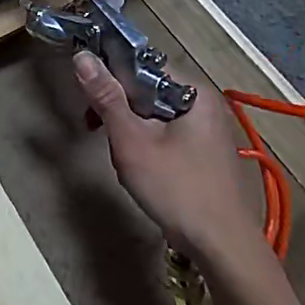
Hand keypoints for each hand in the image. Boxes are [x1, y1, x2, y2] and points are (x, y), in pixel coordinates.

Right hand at [72, 51, 263, 261]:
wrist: (222, 248)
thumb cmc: (176, 189)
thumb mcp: (132, 141)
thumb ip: (106, 97)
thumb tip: (82, 56)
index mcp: (193, 92)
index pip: (142, 64)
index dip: (110, 75)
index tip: (88, 95)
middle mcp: (204, 104)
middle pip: (146, 89)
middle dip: (117, 107)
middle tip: (96, 128)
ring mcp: (206, 129)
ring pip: (153, 113)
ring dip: (128, 128)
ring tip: (120, 154)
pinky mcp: (203, 152)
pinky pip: (164, 132)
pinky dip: (144, 142)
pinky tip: (138, 165)